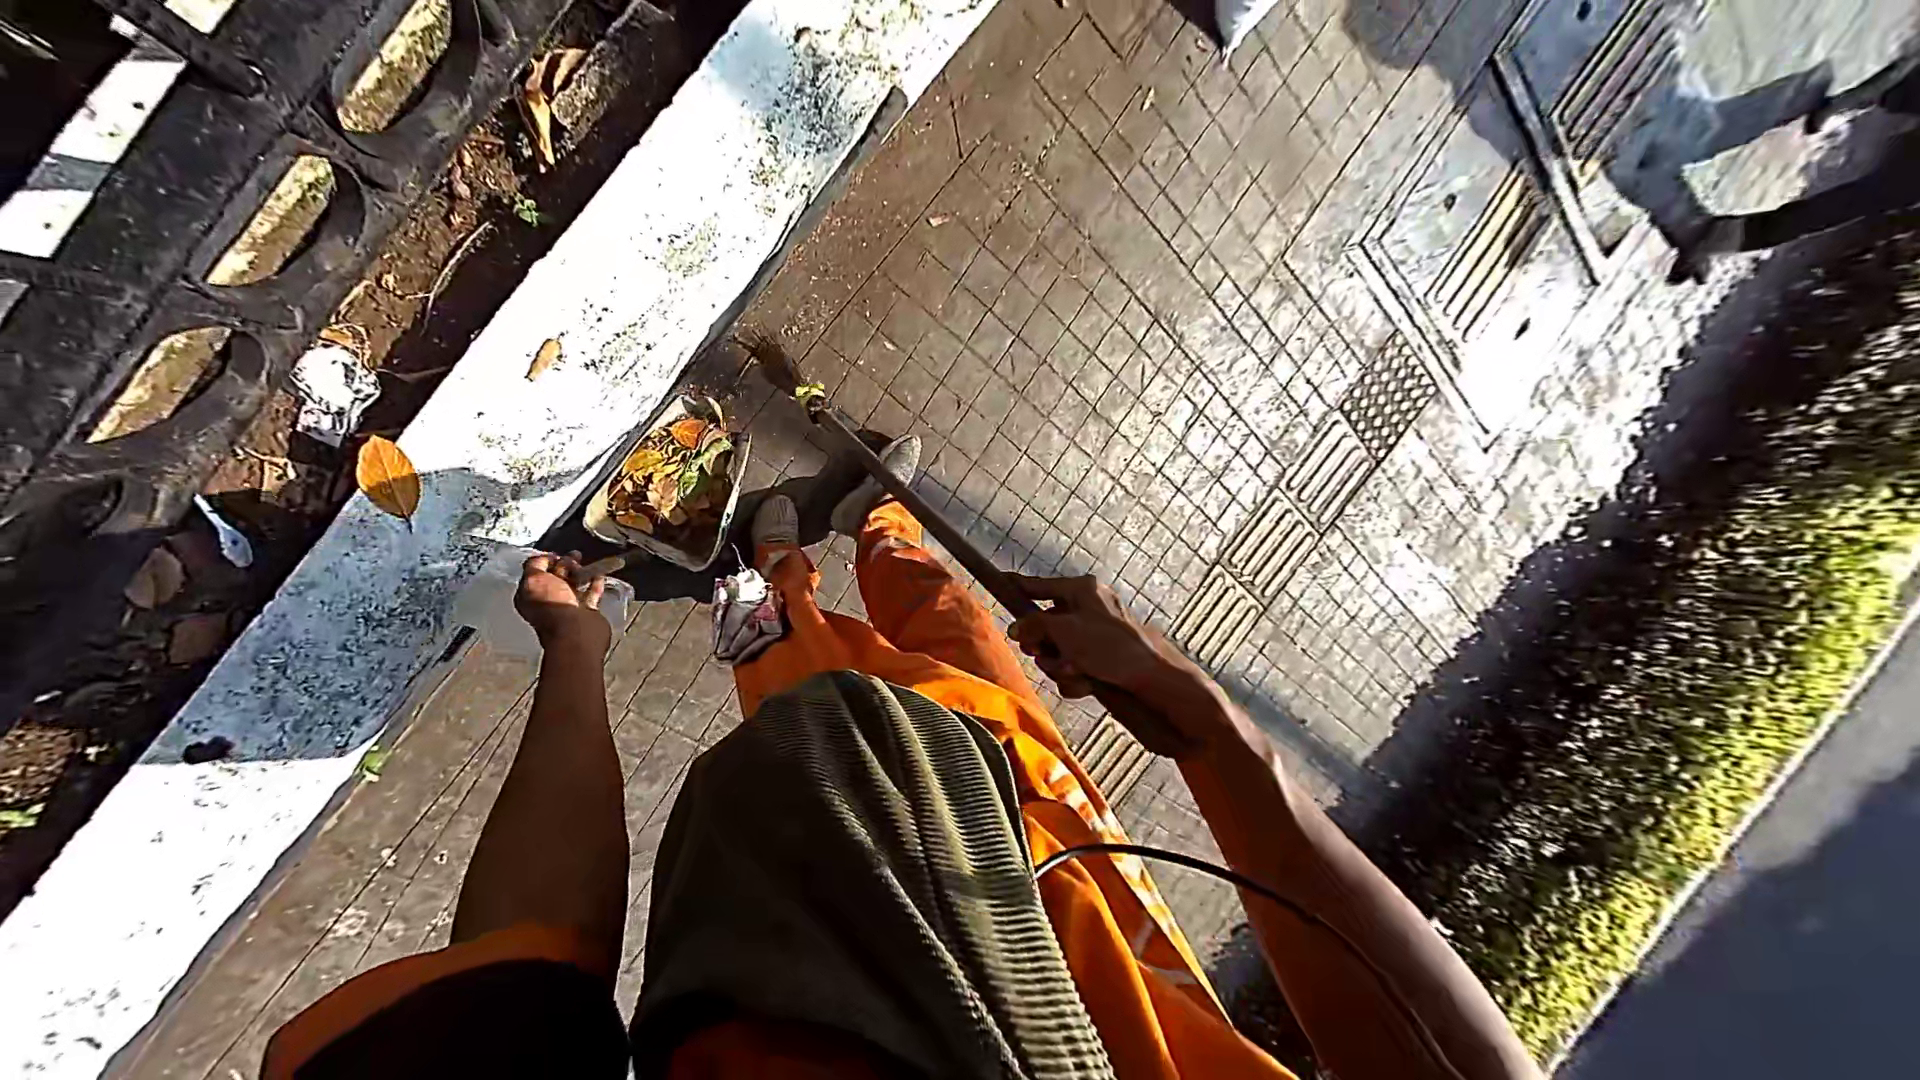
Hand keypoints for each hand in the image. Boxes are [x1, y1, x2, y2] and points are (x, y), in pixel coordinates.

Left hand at [515, 552, 609, 649]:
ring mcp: (568, 607)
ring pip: (574, 584)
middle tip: (574, 555)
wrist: (576, 630)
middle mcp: (548, 602)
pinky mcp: (587, 611)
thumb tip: (543, 558)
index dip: (545, 561)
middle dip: (564, 564)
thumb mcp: (534, 580)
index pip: (535, 574)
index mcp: (530, 595)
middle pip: (556, 578)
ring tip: (586, 562)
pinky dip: (595, 583)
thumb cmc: (553, 608)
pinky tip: (599, 574)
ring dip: (580, 572)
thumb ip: (535, 566)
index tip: (555, 553)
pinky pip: (591, 593)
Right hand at [1006, 573, 1205, 706]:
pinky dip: (1075, 679)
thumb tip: (1016, 628)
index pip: (1040, 586)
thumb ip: (1034, 626)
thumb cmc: (1112, 647)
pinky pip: (1071, 670)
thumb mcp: (1065, 630)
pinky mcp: (1100, 664)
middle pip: (1045, 625)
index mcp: (1083, 591)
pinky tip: (1087, 684)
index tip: (999, 580)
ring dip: (1060, 666)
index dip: (1018, 586)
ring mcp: (1094, 639)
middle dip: (1043, 644)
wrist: (1153, 682)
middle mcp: (1088, 611)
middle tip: (1042, 651)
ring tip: (1077, 671)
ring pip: (1056, 652)